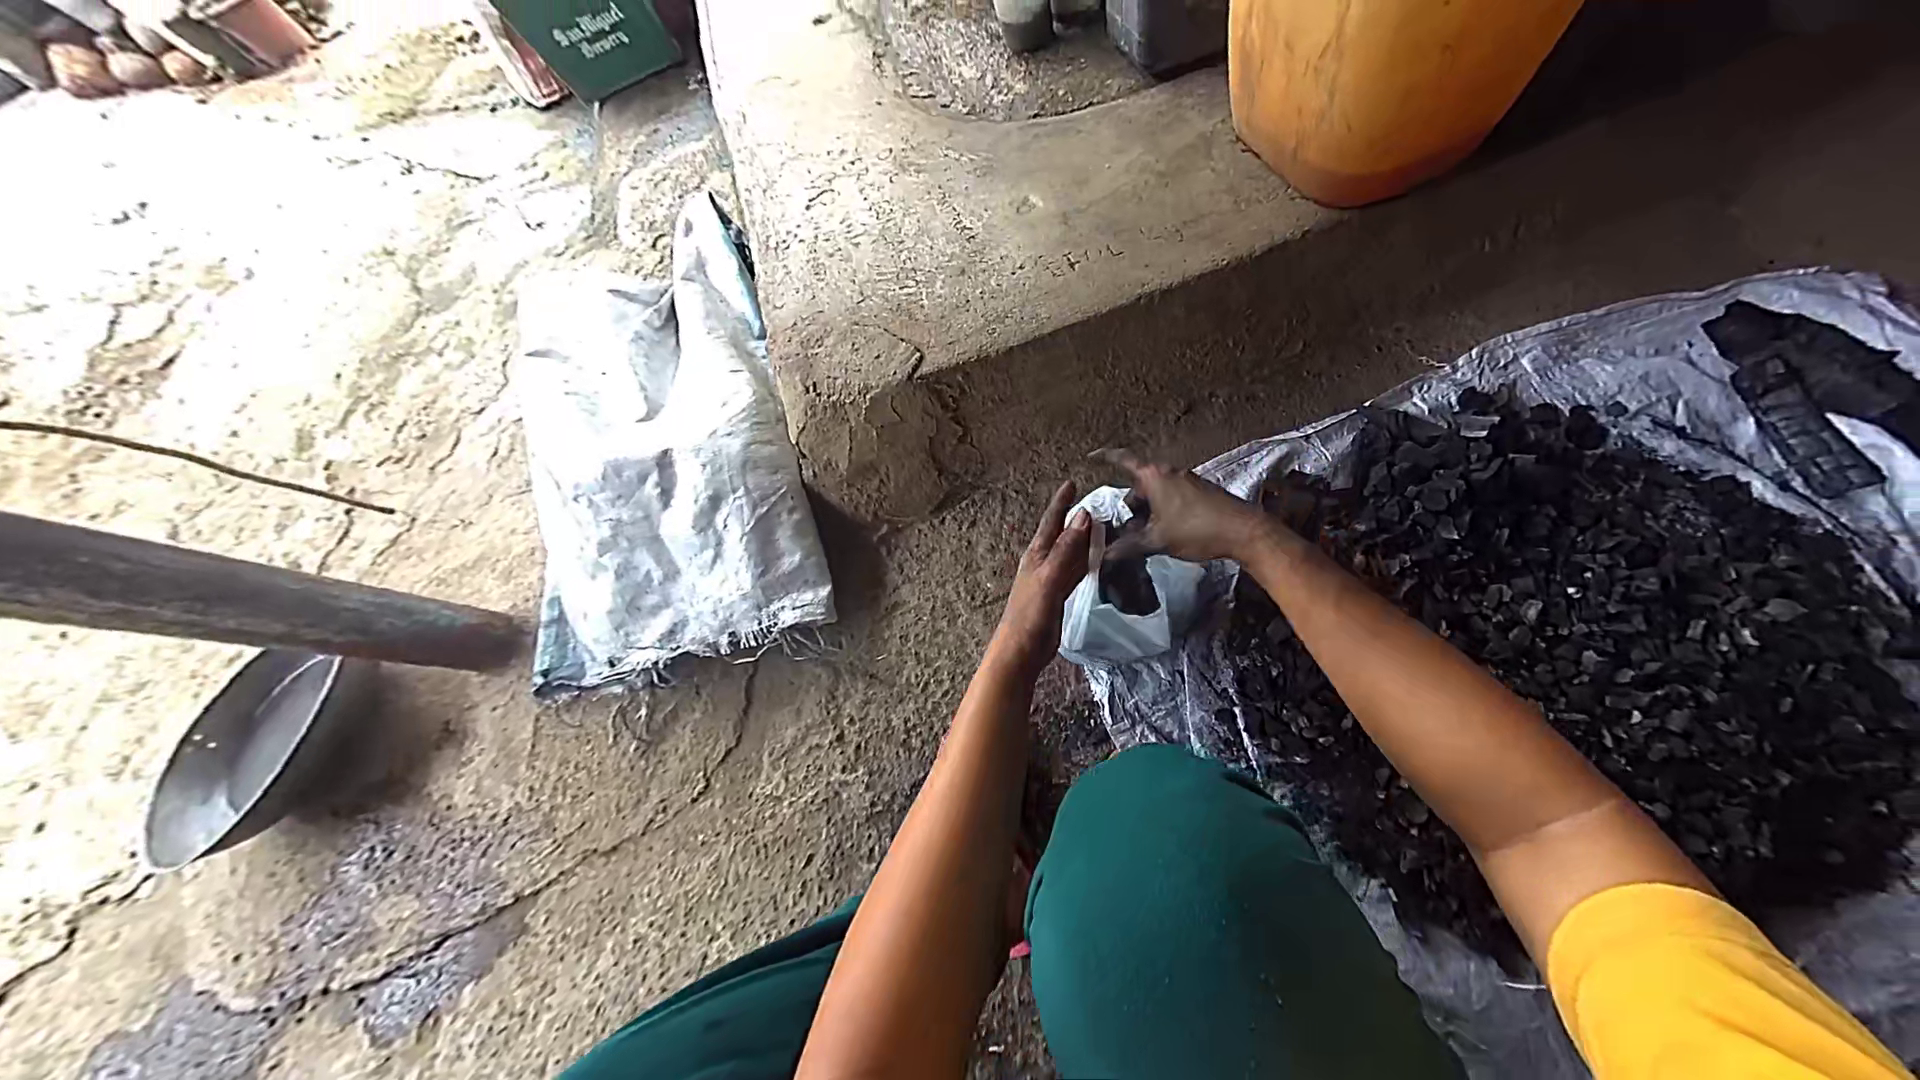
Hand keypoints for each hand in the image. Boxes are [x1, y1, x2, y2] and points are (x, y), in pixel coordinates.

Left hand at [992, 481, 1092, 671]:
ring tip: (1105, 526)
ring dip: (1085, 539)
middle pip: (1063, 534)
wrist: (1021, 649)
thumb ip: (1066, 549)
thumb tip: (1084, 515)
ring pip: (1071, 552)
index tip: (1072, 483)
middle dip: (1078, 518)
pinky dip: (1087, 561)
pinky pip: (1075, 570)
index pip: (1052, 521)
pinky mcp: (1058, 594)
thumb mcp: (1050, 578)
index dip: (1061, 502)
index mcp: (1037, 554)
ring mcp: (1051, 578)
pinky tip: (1097, 559)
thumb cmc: (1030, 614)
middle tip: (1099, 503)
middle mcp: (1043, 562)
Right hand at [1092, 448, 1279, 562]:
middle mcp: (1168, 472)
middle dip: (1129, 506)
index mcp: (1153, 476)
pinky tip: (1163, 532)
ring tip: (1143, 536)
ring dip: (1145, 511)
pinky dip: (1161, 511)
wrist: (1244, 532)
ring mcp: (1185, 480)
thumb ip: (1127, 547)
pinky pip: (1170, 497)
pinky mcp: (1198, 492)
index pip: (1122, 460)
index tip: (1091, 456)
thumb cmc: (1196, 530)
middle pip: (1138, 485)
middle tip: (1122, 529)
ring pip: (1154, 493)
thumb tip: (1104, 555)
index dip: (1104, 457)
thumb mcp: (1156, 540)